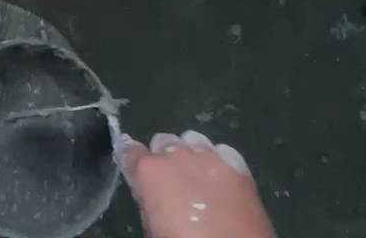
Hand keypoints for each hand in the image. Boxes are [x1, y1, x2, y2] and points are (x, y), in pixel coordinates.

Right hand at [118, 131, 276, 237]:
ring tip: (198, 177)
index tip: (133, 165)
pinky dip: (219, 161)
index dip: (131, 158)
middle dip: (164, 157)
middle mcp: (175, 154)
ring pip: (192, 139)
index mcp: (149, 170)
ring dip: (191, 154)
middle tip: (173, 182)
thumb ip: (148, 199)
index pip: (130, 149)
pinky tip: (222, 179)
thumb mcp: (153, 226)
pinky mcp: (235, 163)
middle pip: (162, 141)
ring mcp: (206, 155)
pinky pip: (222, 151)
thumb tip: (149, 191)